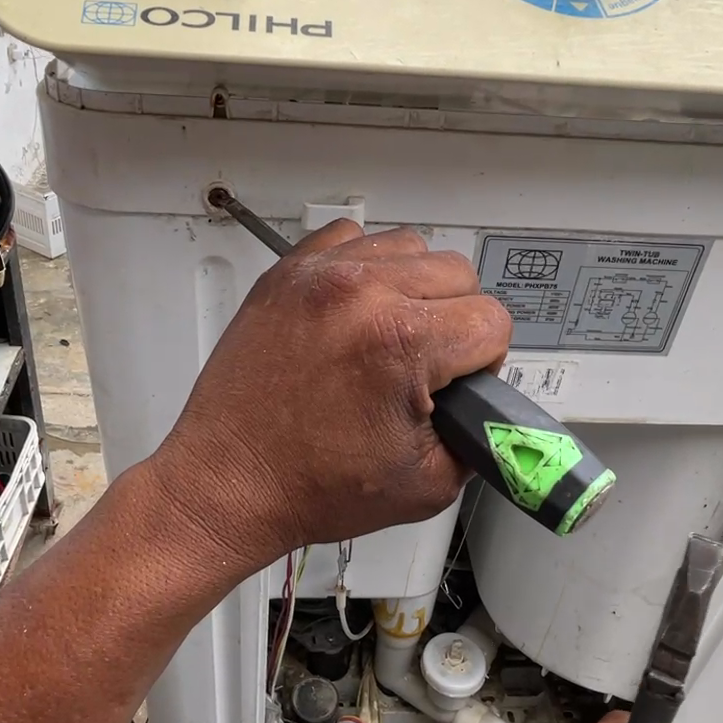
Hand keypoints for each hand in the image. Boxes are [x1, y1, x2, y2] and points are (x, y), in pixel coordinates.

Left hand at [149, 219, 510, 563]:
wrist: (229, 481)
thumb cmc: (306, 486)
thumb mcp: (426, 484)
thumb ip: (478, 433)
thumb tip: (493, 404)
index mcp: (400, 342)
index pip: (492, 320)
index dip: (484, 360)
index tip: (457, 380)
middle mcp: (360, 294)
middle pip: (458, 273)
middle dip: (455, 321)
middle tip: (425, 364)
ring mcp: (319, 276)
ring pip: (410, 247)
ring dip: (414, 288)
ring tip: (390, 334)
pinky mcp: (288, 274)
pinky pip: (351, 237)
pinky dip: (365, 266)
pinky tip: (356, 309)